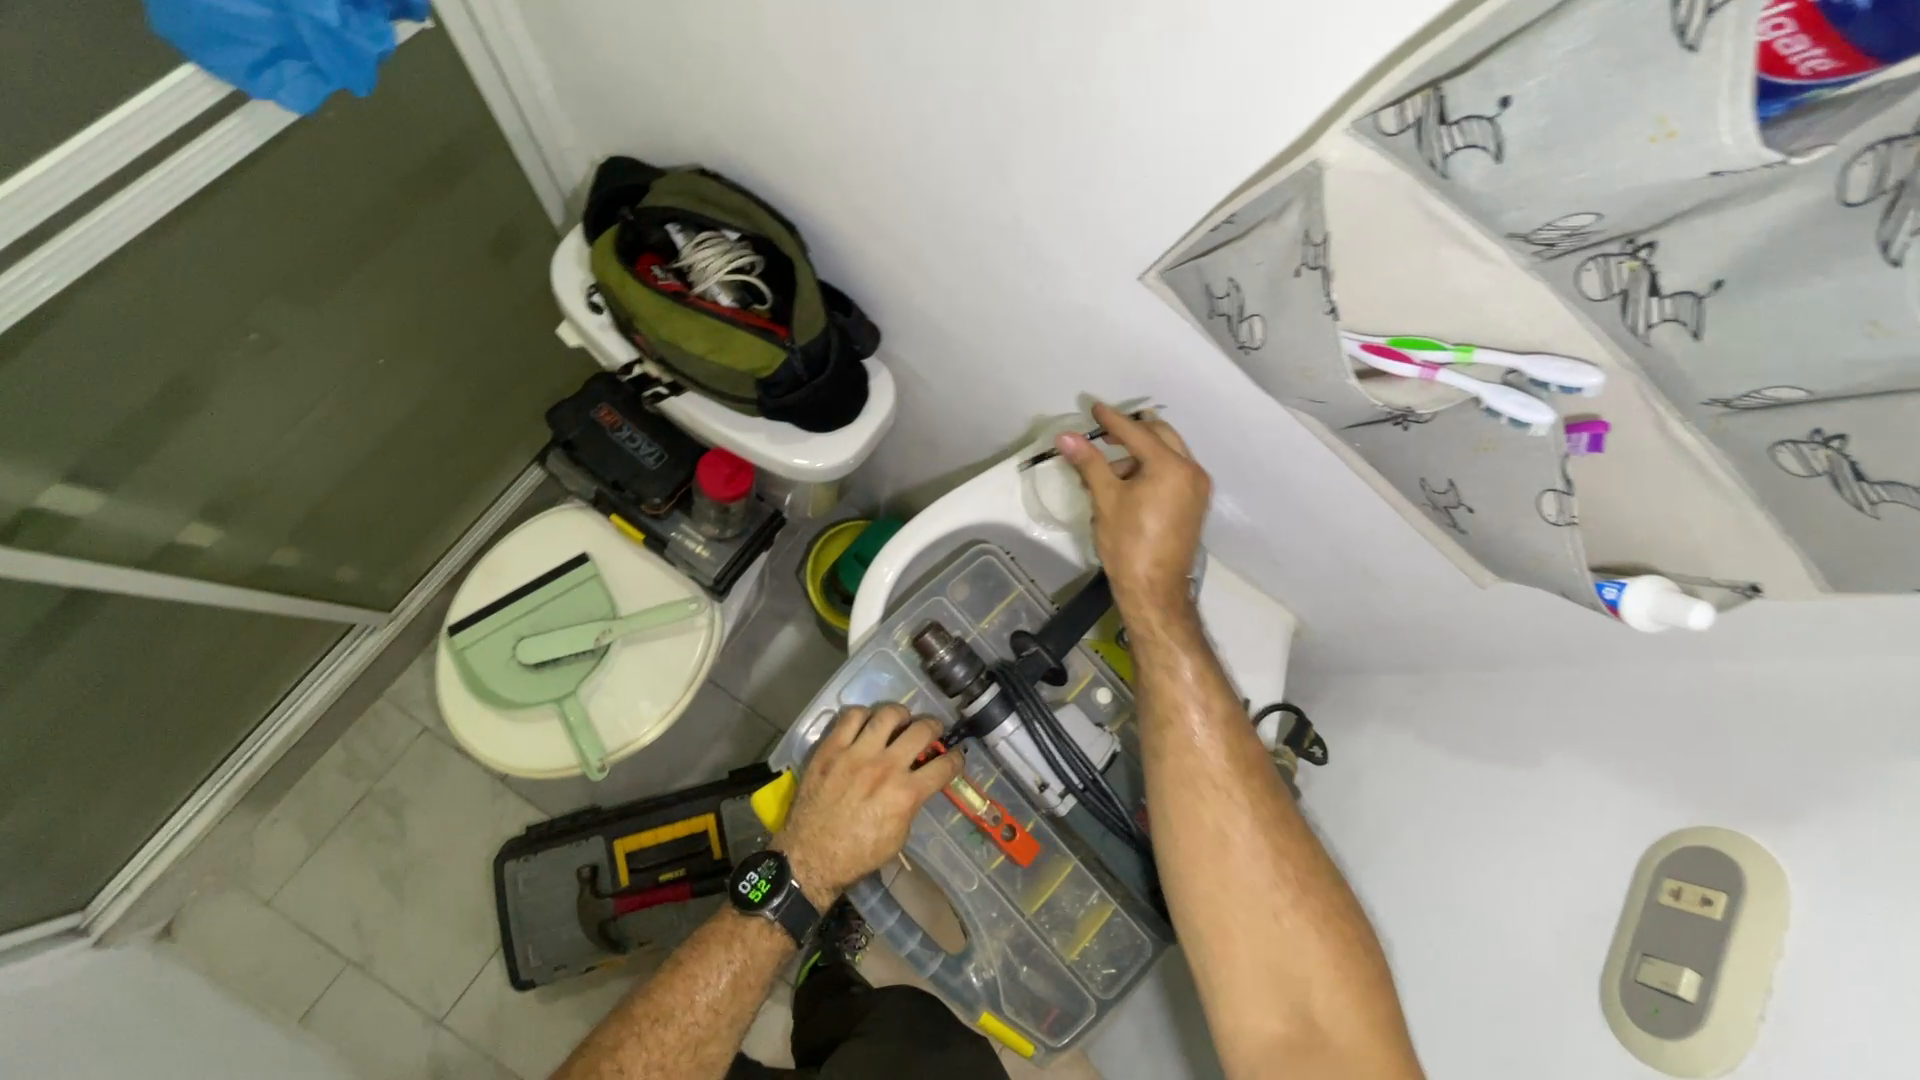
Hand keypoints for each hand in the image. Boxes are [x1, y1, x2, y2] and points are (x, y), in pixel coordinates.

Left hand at [778, 704, 962, 906]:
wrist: (811, 856)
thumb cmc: (858, 854)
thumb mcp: (899, 836)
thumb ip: (911, 804)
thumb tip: (917, 785)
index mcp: (906, 794)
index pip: (944, 765)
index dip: (956, 758)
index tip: (955, 756)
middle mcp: (885, 767)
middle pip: (922, 730)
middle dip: (934, 728)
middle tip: (932, 731)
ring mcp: (856, 754)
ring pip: (888, 715)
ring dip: (901, 715)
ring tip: (902, 720)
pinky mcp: (831, 749)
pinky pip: (851, 716)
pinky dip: (864, 715)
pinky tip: (867, 724)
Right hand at [1056, 403, 1210, 608]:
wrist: (1154, 589)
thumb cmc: (1128, 543)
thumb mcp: (1105, 498)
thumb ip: (1089, 463)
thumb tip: (1066, 437)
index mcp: (1172, 467)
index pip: (1137, 433)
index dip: (1112, 421)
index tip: (1094, 409)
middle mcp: (1192, 471)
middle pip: (1161, 437)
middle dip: (1132, 433)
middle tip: (1105, 435)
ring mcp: (1198, 489)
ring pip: (1169, 455)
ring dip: (1141, 454)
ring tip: (1109, 471)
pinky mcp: (1195, 505)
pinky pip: (1175, 473)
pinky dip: (1153, 470)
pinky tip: (1129, 484)